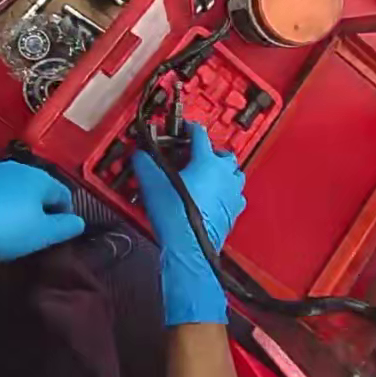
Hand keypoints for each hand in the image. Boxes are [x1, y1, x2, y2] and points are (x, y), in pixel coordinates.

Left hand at [0, 161, 86, 267]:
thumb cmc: (1, 227)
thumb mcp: (40, 234)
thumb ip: (64, 228)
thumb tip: (78, 222)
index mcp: (41, 178)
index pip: (65, 196)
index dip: (64, 219)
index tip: (54, 237)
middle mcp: (20, 168)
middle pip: (40, 192)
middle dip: (41, 213)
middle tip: (34, 237)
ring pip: (19, 192)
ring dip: (20, 209)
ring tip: (12, 231)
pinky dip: (1, 206)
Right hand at [131, 122, 246, 325]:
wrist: (189, 248)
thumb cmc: (174, 216)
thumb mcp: (152, 184)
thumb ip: (145, 163)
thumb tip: (140, 154)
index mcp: (207, 162)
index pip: (200, 135)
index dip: (190, 128)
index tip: (185, 129)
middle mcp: (224, 176)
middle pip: (224, 154)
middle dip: (211, 152)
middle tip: (196, 156)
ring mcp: (232, 195)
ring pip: (234, 175)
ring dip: (223, 172)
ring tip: (208, 175)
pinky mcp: (233, 213)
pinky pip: (235, 196)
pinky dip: (226, 192)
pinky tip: (214, 197)